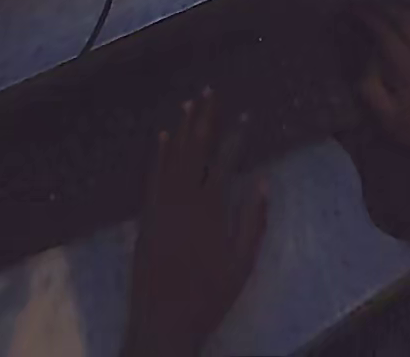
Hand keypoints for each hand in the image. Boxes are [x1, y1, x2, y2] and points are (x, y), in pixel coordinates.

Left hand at [122, 90, 268, 356]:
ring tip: (189, 101)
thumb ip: (252, 221)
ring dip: (182, 126)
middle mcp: (185, 193)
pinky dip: (159, 151)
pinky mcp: (148, 208)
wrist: (162, 318)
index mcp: (211, 205)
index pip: (226, 158)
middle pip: (196, 145)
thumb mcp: (240, 264)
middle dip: (205, 116)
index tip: (247, 114)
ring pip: (173, 152)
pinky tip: (162, 135)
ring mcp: (163, 198)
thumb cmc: (207, 293)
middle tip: (210, 90)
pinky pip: (154, 171)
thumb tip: (262, 183)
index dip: (237, 134)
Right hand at [354, 4, 409, 162]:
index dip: (363, 14)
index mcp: (406, 62)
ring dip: (401, 7)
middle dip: (382, 5)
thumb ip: (369, 87)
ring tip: (386, 7)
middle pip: (403, 13)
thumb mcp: (388, 117)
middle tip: (366, 4)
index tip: (349, 9)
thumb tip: (363, 62)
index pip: (381, 27)